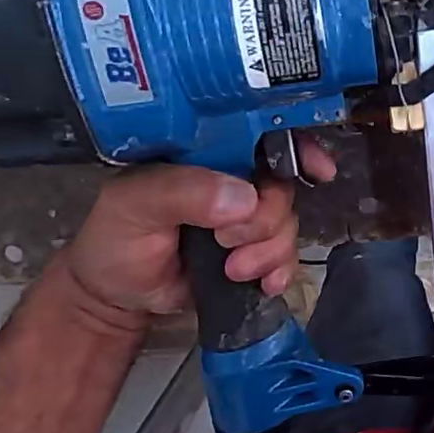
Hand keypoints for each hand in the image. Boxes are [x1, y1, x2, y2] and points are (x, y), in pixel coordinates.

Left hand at [46, 138, 336, 326]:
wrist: (115, 297)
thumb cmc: (117, 237)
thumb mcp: (134, 204)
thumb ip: (184, 193)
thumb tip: (245, 200)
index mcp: (209, 154)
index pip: (261, 135)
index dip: (297, 146)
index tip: (318, 168)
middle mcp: (235, 181)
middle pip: (282, 187)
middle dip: (266, 219)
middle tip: (228, 240)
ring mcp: (248, 219)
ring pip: (288, 224)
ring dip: (269, 251)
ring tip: (234, 270)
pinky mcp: (255, 254)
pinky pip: (288, 257)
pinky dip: (281, 271)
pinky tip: (264, 284)